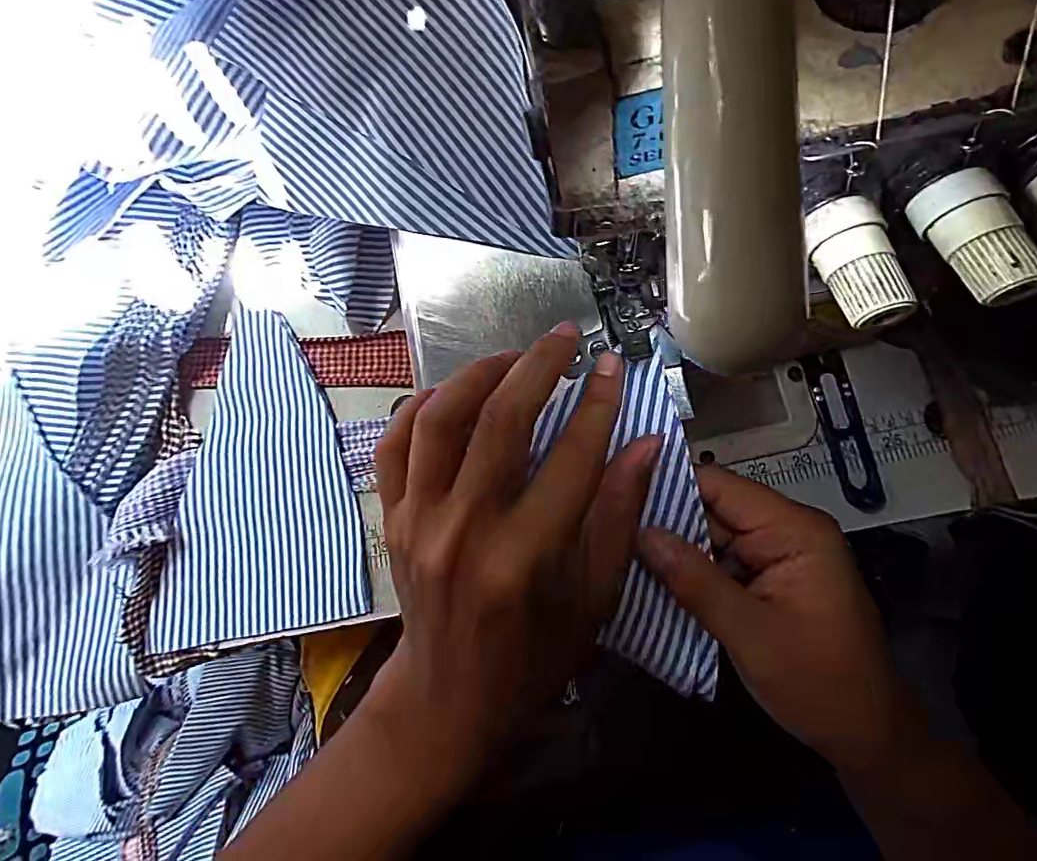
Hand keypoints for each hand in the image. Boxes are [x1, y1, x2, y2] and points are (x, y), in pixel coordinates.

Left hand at [365, 324, 663, 789]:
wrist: (447, 699)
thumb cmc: (532, 655)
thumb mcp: (593, 598)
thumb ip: (618, 515)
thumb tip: (644, 442)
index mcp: (523, 559)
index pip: (570, 458)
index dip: (598, 404)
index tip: (612, 367)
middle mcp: (464, 531)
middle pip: (501, 421)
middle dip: (539, 367)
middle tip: (565, 337)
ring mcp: (418, 520)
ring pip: (441, 419)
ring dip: (479, 374)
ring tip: (512, 359)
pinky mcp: (392, 518)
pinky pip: (396, 442)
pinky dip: (422, 405)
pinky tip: (455, 393)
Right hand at [636, 465, 900, 773]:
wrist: (870, 739)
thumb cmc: (819, 684)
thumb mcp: (751, 635)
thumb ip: (694, 581)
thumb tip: (640, 532)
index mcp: (793, 528)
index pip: (719, 485)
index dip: (668, 485)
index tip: (617, 494)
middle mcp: (785, 529)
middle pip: (711, 508)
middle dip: (665, 520)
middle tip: (609, 528)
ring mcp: (776, 553)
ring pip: (710, 535)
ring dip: (674, 548)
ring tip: (619, 550)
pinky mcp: (768, 577)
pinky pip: (721, 561)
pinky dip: (691, 571)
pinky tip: (651, 576)